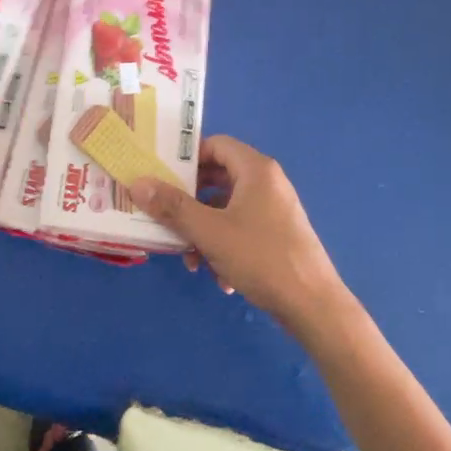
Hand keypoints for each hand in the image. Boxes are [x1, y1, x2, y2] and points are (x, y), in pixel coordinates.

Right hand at [130, 136, 350, 330]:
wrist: (313, 305)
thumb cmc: (261, 258)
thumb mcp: (209, 232)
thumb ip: (173, 206)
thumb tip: (138, 183)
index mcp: (256, 170)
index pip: (216, 145)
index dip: (186, 158)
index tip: (160, 176)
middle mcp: (268, 183)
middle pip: (218, 180)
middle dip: (190, 203)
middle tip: (165, 217)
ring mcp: (275, 211)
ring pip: (227, 210)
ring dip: (204, 232)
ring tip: (191, 260)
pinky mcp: (278, 236)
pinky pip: (242, 231)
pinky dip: (225, 248)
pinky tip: (220, 277)